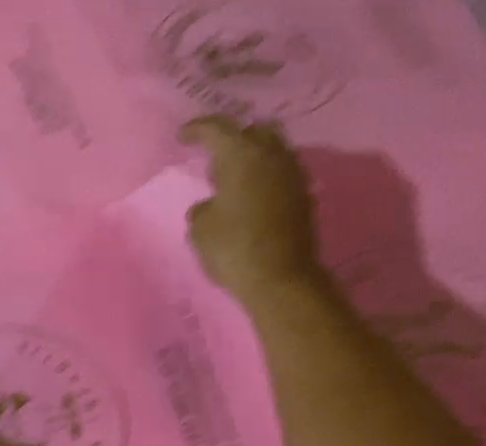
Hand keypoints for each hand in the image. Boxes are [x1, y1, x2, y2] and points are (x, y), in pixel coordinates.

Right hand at [180, 116, 326, 302]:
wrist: (279, 277)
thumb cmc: (232, 247)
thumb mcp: (199, 229)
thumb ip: (203, 209)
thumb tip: (211, 205)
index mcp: (241, 155)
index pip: (217, 129)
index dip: (197, 129)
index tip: (183, 136)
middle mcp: (272, 154)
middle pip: (252, 131)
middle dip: (232, 139)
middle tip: (213, 158)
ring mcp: (292, 173)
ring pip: (270, 151)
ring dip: (250, 159)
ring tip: (231, 178)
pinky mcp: (302, 194)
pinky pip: (278, 173)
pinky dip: (262, 177)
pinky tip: (249, 195)